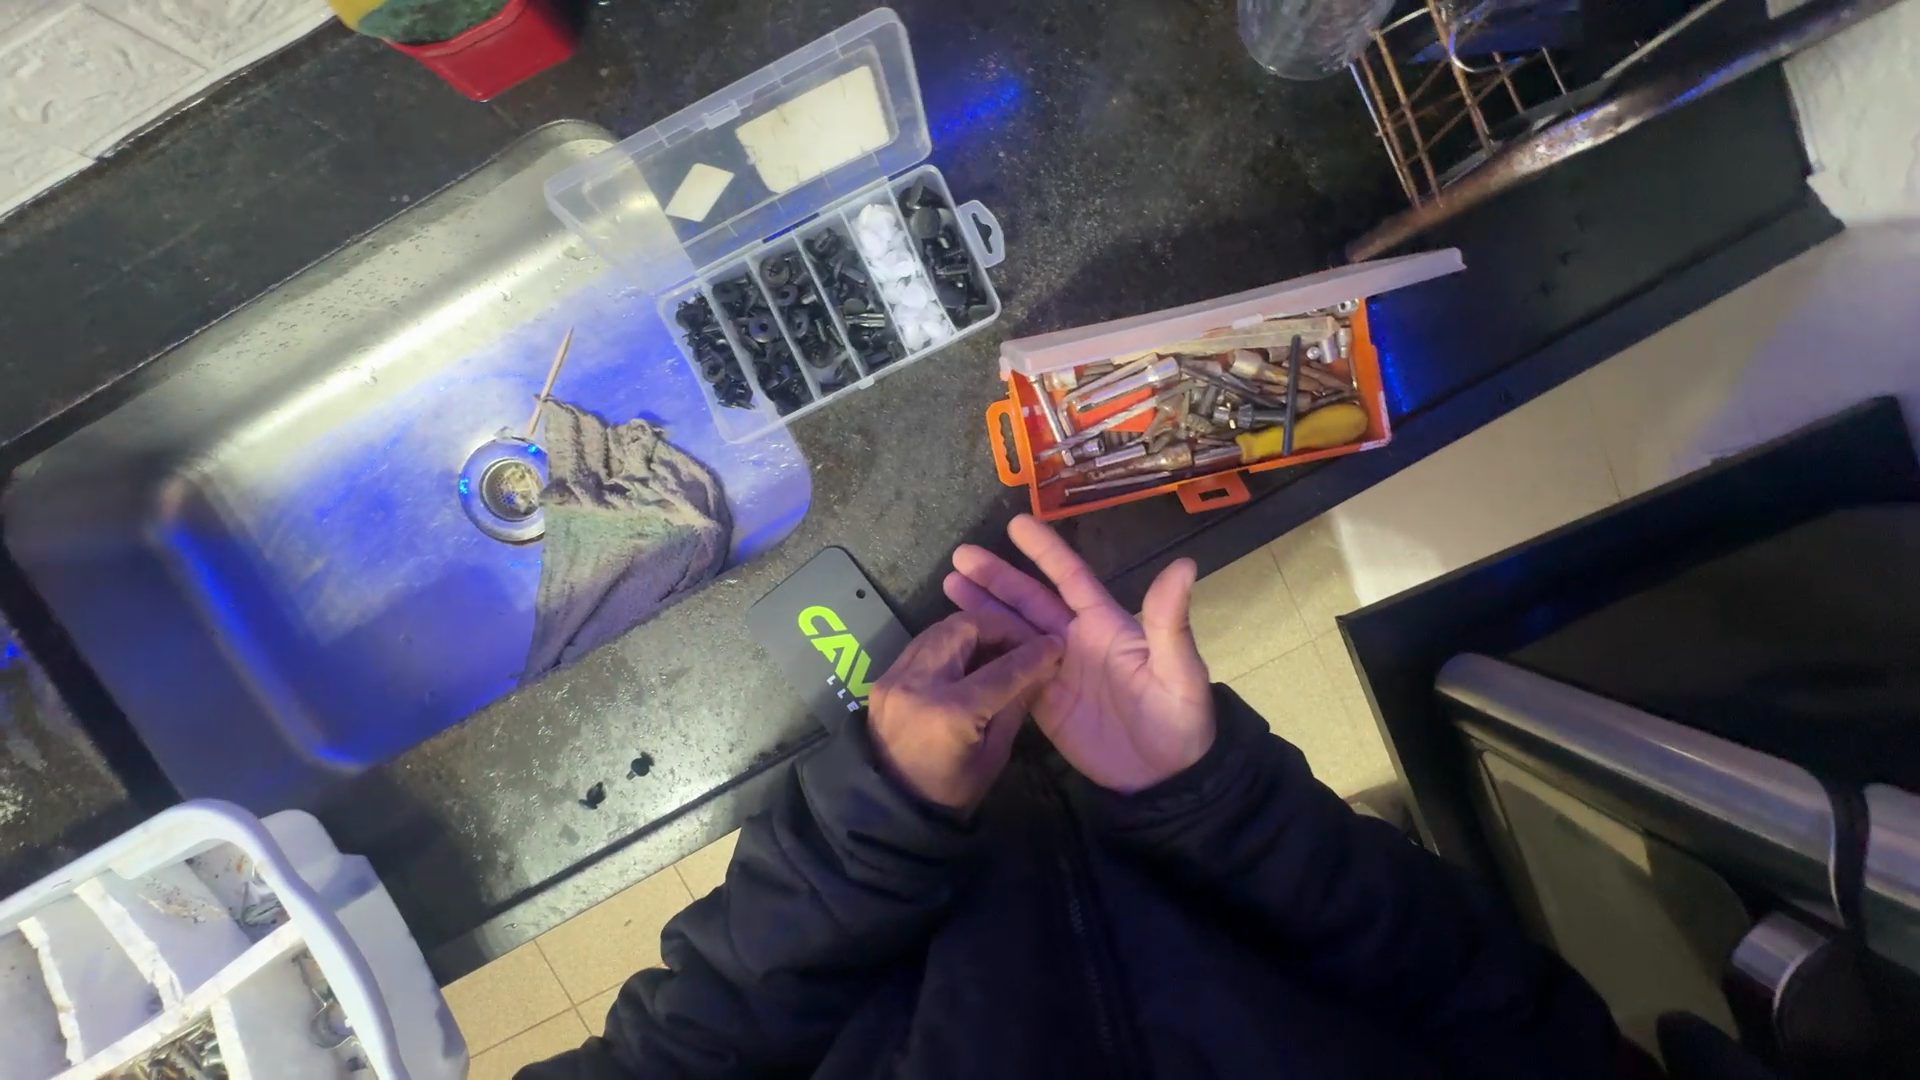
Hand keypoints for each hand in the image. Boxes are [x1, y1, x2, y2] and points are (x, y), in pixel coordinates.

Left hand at [866, 611, 1063, 809]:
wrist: (891, 810)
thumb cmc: (950, 793)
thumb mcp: (993, 755)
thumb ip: (1015, 704)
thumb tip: (1040, 667)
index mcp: (950, 712)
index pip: (1003, 669)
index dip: (1034, 653)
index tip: (1054, 645)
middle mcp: (918, 683)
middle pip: (965, 628)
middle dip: (1000, 627)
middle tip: (1023, 640)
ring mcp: (894, 677)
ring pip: (940, 629)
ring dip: (974, 630)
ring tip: (998, 646)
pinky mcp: (884, 678)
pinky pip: (923, 645)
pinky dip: (950, 642)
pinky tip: (969, 657)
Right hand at [944, 515, 1214, 793]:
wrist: (1162, 779)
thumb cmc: (1177, 718)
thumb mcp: (1179, 670)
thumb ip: (1169, 621)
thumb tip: (1185, 565)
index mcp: (1104, 623)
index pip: (1069, 577)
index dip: (1044, 550)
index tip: (1016, 523)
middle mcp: (1074, 638)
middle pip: (1029, 599)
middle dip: (996, 576)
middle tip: (960, 554)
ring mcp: (1054, 669)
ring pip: (1012, 630)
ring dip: (982, 608)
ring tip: (949, 585)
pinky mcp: (1041, 700)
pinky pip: (1007, 670)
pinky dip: (984, 653)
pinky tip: (959, 640)